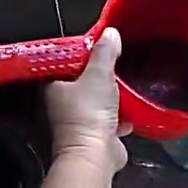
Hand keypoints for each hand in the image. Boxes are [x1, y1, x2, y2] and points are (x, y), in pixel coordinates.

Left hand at [45, 27, 130, 170]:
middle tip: (119, 63)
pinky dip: (121, 117)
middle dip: (101, 76)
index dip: (82, 54)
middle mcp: (63, 105)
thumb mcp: (99, 75)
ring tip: (128, 84)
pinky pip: (110, 120)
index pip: (65, 63)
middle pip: (84, 83)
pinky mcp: (96, 136)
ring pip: (98, 102)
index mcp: (55, 87)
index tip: (101, 47)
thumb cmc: (89, 111)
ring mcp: (79, 122)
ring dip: (113, 97)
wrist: (95, 155)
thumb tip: (110, 32)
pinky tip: (132, 110)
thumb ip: (105, 53)